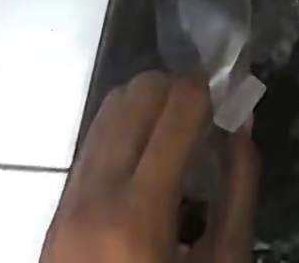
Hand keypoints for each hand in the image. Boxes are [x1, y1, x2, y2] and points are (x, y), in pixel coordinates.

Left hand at [40, 72, 257, 262]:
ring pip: (110, 108)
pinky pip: (94, 138)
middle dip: (180, 87)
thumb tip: (242, 124)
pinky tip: (153, 156)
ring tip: (180, 130)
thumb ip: (239, 188)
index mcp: (138, 214)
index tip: (231, 86)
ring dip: (151, 102)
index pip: (178, 106)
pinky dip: (128, 126)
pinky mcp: (56, 212)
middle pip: (137, 93)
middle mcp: (94, 196)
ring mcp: (67, 203)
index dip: (210, 83)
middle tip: (208, 111)